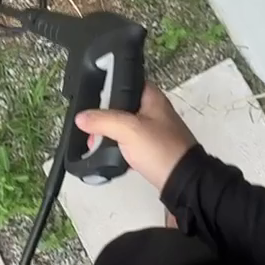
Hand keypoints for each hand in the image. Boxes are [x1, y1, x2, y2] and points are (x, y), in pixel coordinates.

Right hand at [75, 84, 196, 191]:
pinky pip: (127, 143)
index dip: (106, 90)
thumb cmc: (161, 149)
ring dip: (109, 136)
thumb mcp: (128, 129)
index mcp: (151, 97)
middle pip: (119, 106)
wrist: (182, 182)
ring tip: (98, 145)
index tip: (91, 103)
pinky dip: (118, 148)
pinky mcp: (151, 148)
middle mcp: (152, 110)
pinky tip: (110, 156)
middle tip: (94, 131)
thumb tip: (81, 118)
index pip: (124, 82)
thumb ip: (102, 120)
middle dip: (103, 119)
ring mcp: (152, 130)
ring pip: (122, 126)